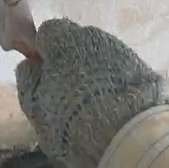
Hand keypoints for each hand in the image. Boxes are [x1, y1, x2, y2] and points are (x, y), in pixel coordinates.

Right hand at [17, 19, 168, 167]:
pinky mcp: (139, 65)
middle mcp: (90, 34)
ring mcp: (117, 48)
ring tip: (94, 100)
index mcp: (60, 37)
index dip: (44, 54)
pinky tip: (113, 103)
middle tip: (69, 92)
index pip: (46, 33)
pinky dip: (112, 81)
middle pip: (74, 42)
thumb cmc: (73, 119)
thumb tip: (29, 64)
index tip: (46, 77)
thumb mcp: (36, 106)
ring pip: (97, 55)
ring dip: (92, 71)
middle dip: (70, 61)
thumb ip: (28, 79)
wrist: (127, 135)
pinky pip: (117, 69)